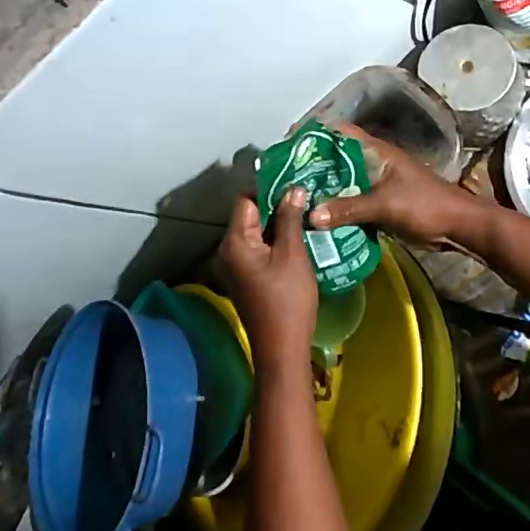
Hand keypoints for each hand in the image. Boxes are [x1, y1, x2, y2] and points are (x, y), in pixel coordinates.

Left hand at [219, 188, 316, 362]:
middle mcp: (225, 250)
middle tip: (304, 195)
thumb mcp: (292, 255)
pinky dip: (273, 241)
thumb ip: (290, 218)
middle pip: (248, 216)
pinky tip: (296, 236)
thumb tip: (294, 188)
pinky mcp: (243, 276)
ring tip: (304, 212)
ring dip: (276, 223)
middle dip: (274, 205)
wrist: (281, 348)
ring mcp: (232, 265)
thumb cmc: (288, 300)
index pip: (245, 201)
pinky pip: (255, 248)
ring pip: (254, 233)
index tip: (294, 182)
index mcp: (233, 241)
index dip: (268, 189)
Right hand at [307, 122, 487, 242]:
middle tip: (283, 173)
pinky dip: (331, 206)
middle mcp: (370, 164)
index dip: (314, 132)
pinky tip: (313, 216)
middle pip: (333, 158)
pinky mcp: (376, 204)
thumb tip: (310, 215)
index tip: (289, 141)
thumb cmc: (427, 205)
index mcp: (374, 152)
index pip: (338, 132)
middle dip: (309, 164)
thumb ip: (348, 209)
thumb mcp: (386, 205)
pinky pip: (347, 201)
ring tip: (292, 195)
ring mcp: (374, 184)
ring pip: (339, 181)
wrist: (461, 228)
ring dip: (319, 187)